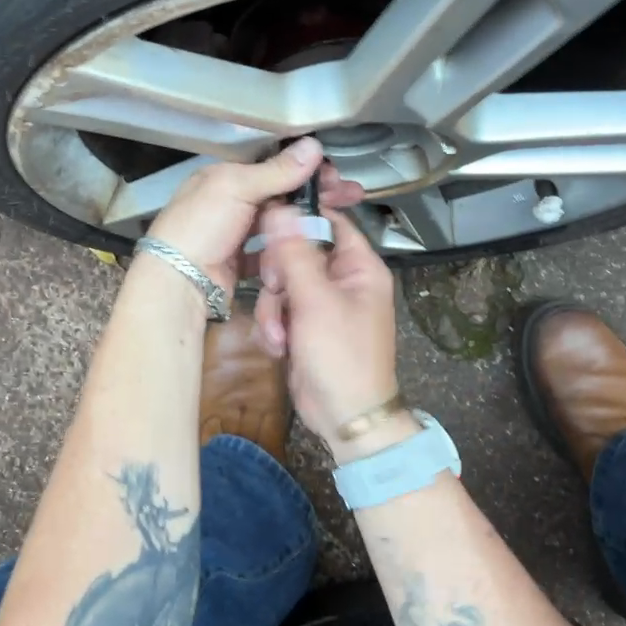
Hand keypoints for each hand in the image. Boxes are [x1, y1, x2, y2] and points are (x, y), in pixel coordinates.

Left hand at [142, 138, 362, 294]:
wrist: (177, 281)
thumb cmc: (200, 226)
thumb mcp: (236, 188)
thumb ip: (276, 171)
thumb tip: (312, 145)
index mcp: (224, 176)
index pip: (272, 166)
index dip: (305, 169)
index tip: (336, 176)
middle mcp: (228, 201)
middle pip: (280, 194)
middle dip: (314, 195)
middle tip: (350, 196)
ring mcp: (234, 233)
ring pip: (278, 223)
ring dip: (306, 221)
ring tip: (337, 222)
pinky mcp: (238, 262)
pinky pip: (269, 252)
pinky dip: (287, 249)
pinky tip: (310, 248)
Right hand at [254, 206, 400, 458]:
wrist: (346, 418)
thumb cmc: (341, 355)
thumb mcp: (315, 300)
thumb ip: (294, 252)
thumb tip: (280, 207)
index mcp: (359, 266)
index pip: (329, 222)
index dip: (299, 219)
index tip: (266, 222)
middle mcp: (342, 280)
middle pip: (296, 253)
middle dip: (279, 278)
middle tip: (276, 292)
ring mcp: (323, 305)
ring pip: (283, 284)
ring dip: (274, 310)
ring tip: (279, 336)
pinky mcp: (305, 326)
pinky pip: (281, 310)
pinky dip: (275, 328)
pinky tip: (279, 347)